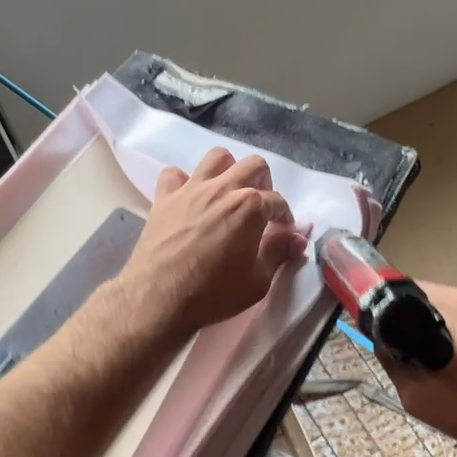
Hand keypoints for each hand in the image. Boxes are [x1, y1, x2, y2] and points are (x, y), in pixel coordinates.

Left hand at [120, 147, 308, 331]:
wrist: (160, 298)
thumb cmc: (214, 293)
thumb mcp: (257, 281)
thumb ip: (278, 253)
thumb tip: (297, 240)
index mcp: (251, 206)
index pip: (277, 201)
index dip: (284, 215)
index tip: (282, 230)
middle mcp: (223, 188)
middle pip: (254, 165)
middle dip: (264, 183)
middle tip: (260, 207)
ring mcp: (191, 189)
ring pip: (217, 157)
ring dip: (228, 169)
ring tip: (228, 192)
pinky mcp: (164, 197)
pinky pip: (174, 174)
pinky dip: (183, 181)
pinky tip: (188, 198)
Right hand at [377, 282, 456, 456]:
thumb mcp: (418, 396)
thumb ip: (393, 362)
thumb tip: (382, 343)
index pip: (409, 291)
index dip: (393, 312)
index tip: (390, 336)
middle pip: (437, 303)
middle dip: (423, 326)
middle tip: (420, 362)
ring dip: (452, 336)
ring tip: (456, 374)